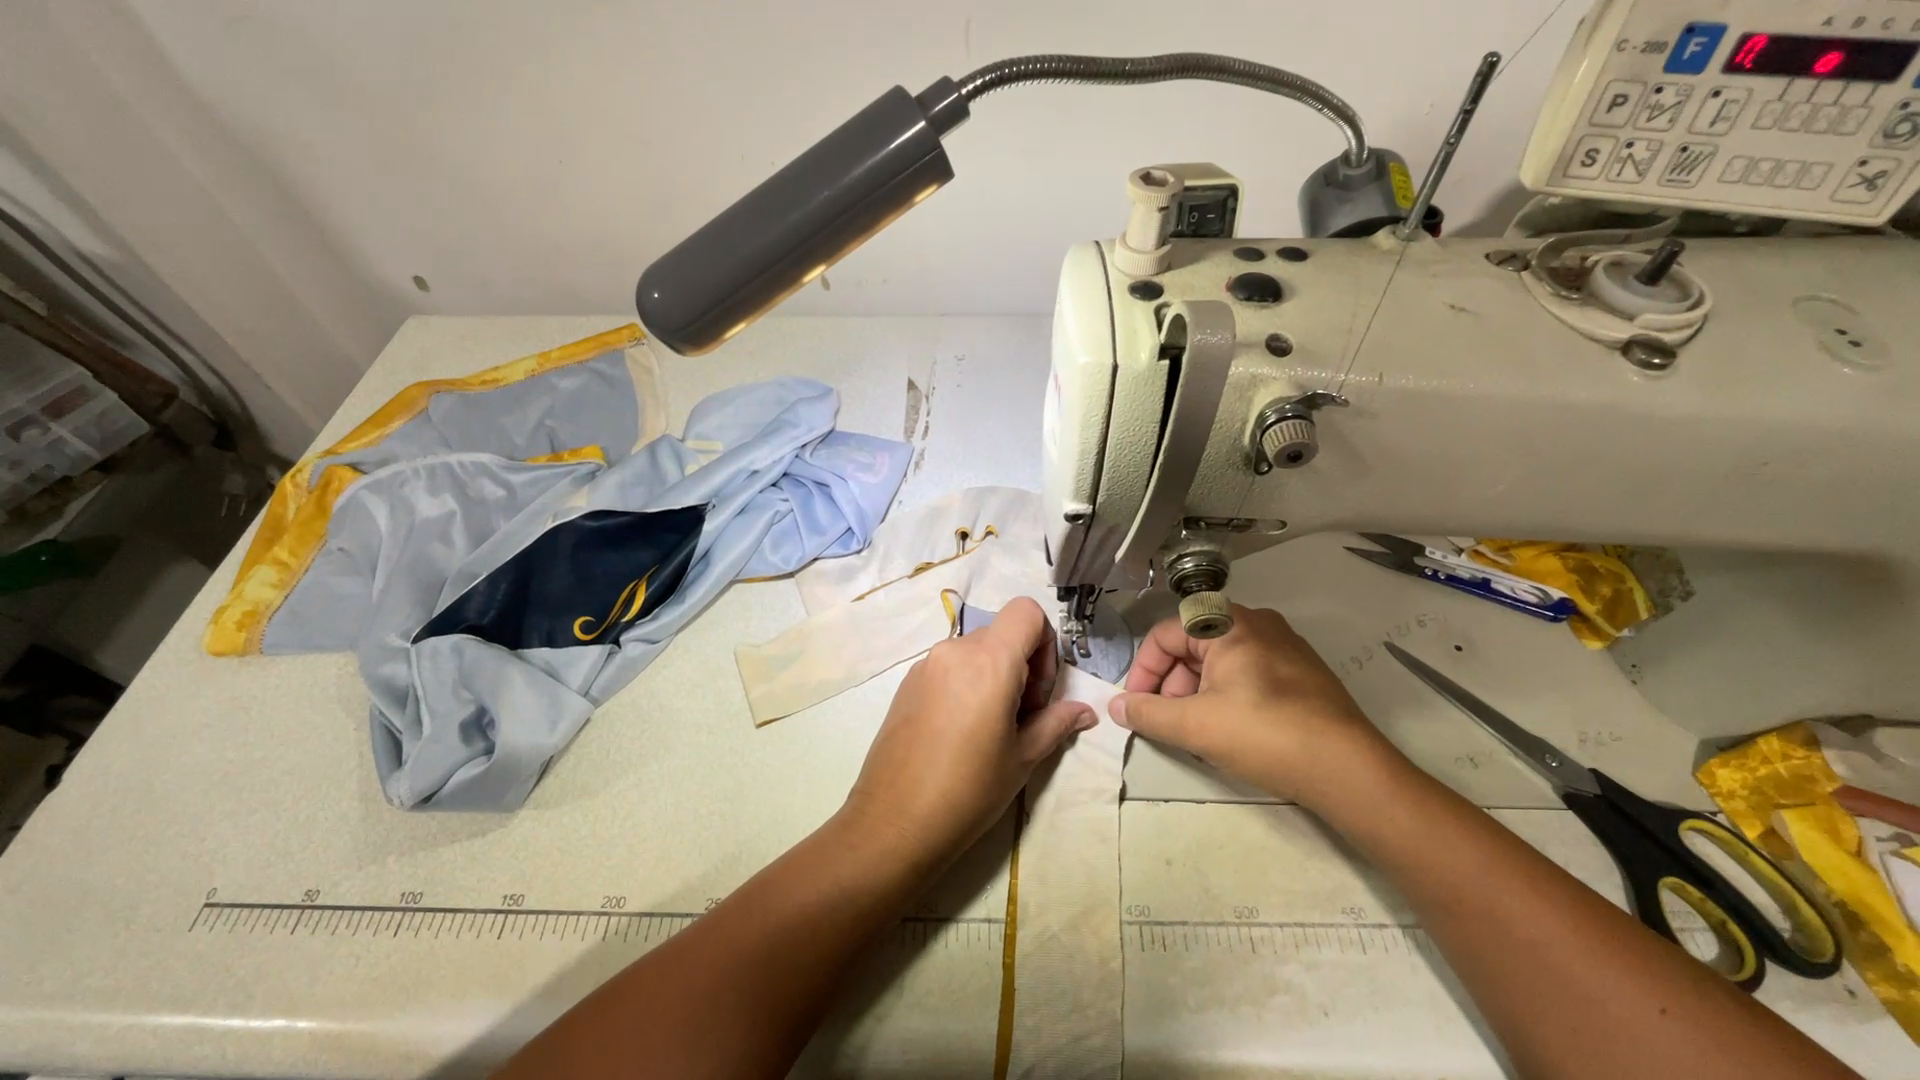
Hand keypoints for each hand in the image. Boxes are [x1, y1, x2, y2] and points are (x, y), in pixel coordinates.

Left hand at [841, 597, 1095, 867]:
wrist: (894, 823)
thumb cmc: (969, 790)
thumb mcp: (1023, 758)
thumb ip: (1057, 723)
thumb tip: (1085, 711)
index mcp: (988, 661)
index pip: (1026, 612)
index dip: (1045, 643)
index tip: (1039, 691)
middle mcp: (953, 651)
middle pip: (1002, 634)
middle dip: (1022, 666)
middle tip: (1022, 718)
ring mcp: (925, 666)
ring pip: (975, 652)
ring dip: (994, 677)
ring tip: (991, 730)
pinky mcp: (906, 685)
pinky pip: (949, 668)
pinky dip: (966, 685)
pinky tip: (961, 733)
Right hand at [1109, 605, 1399, 806]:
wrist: (1347, 768)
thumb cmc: (1263, 735)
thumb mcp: (1194, 726)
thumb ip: (1148, 714)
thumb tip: (1116, 708)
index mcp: (1228, 623)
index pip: (1165, 635)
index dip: (1142, 671)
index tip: (1135, 708)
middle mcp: (1257, 623)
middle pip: (1192, 646)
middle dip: (1171, 685)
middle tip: (1167, 723)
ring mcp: (1285, 647)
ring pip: (1220, 663)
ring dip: (1196, 694)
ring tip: (1197, 734)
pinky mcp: (1302, 673)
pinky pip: (1248, 674)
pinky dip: (1226, 697)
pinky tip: (1230, 732)